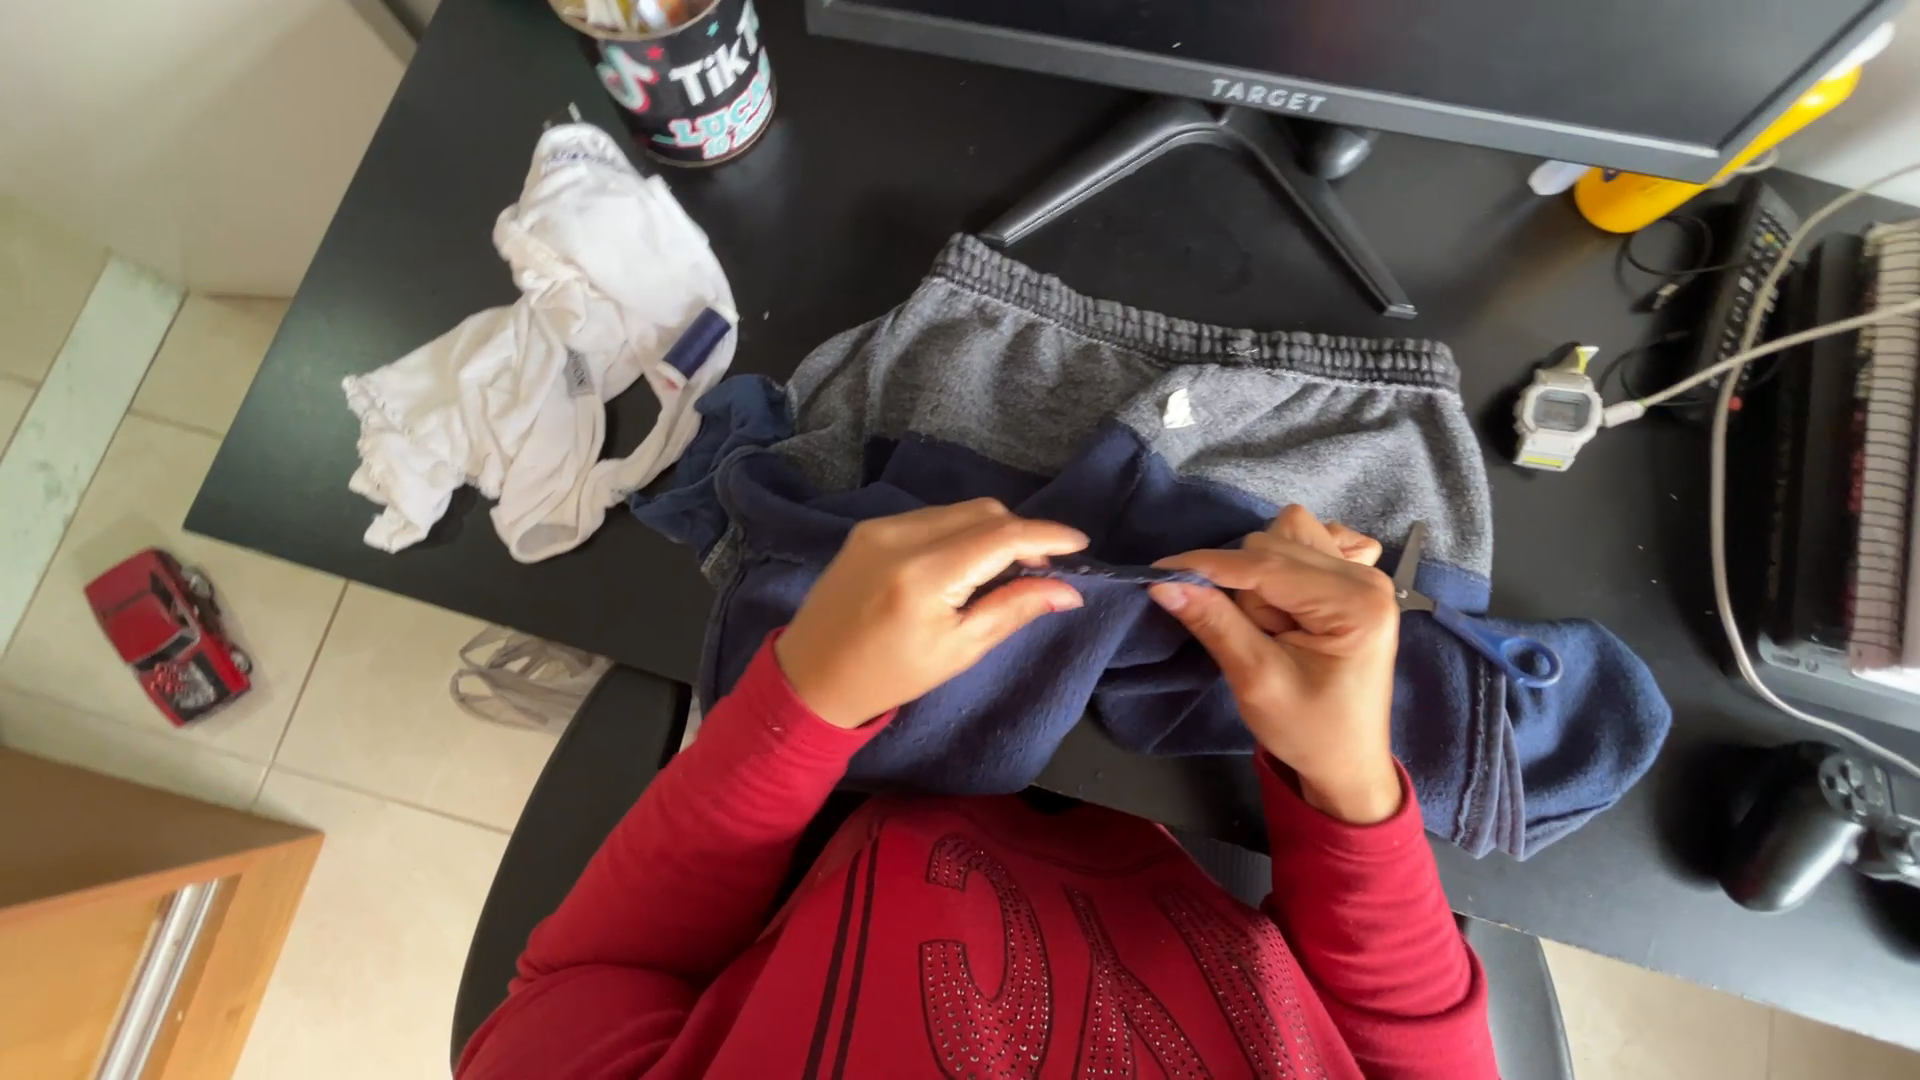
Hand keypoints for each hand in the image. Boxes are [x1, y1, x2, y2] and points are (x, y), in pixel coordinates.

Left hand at [775, 500, 1089, 728]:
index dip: (1047, 536)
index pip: (1001, 536)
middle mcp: (901, 536)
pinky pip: (931, 517)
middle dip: (1021, 533)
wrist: (810, 677)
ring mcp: (880, 527)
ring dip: (991, 531)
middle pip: (983, 512)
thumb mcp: (959, 650)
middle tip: (1040, 569)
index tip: (1079, 545)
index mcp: (924, 575)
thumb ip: (1013, 609)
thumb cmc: (889, 676)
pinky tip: (964, 563)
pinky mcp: (868, 528)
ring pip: (958, 511)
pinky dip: (959, 531)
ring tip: (1003, 569)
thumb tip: (1068, 589)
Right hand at [1149, 506, 1403, 823]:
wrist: (1346, 760)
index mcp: (1355, 603)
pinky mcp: (1353, 578)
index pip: (1265, 564)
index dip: (1207, 565)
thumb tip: (1164, 583)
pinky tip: (1284, 595)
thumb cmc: (1308, 729)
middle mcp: (1366, 577)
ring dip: (1259, 573)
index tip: (1157, 571)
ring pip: (1286, 535)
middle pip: (1273, 545)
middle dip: (1242, 587)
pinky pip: (1310, 540)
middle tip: (1250, 636)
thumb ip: (1214, 623)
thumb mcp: (1255, 680)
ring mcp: (1364, 573)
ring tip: (1268, 623)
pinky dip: (1283, 560)